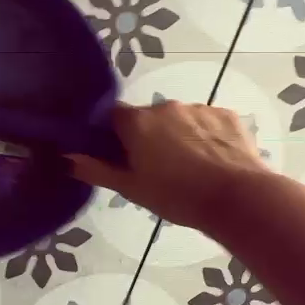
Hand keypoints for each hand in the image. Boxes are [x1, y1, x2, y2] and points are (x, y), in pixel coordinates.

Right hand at [69, 101, 268, 229]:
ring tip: (188, 167)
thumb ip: (96, 170)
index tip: (119, 155)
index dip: (113, 134)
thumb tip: (66, 158)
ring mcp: (199, 108)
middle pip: (147, 117)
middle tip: (155, 167)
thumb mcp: (130, 188)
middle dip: (148, 136)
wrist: (238, 198)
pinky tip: (211, 160)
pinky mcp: (228, 115)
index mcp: (137, 122)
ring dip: (177, 135)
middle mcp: (166, 106)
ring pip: (178, 119)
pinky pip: (207, 121)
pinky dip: (205, 135)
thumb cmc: (176, 195)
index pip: (113, 116)